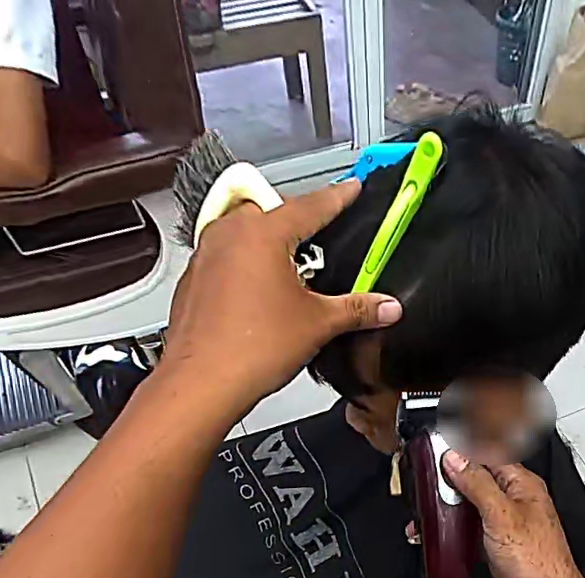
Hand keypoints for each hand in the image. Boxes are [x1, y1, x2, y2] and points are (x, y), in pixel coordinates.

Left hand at [160, 180, 401, 402]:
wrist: (204, 380)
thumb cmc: (250, 348)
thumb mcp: (319, 324)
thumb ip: (358, 309)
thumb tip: (387, 306)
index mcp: (262, 234)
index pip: (310, 205)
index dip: (338, 198)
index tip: (351, 189)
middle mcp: (229, 234)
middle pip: (274, 214)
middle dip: (301, 224)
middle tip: (324, 241)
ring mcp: (207, 254)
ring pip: (247, 234)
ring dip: (274, 246)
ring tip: (297, 276)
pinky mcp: (197, 278)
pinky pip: (229, 258)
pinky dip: (251, 268)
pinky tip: (267, 298)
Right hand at [440, 451, 584, 577]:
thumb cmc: (538, 562)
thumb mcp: (501, 515)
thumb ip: (477, 484)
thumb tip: (455, 460)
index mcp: (522, 484)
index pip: (487, 454)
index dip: (461, 451)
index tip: (436, 451)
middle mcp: (515, 499)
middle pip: (477, 477)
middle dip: (451, 479)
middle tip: (428, 483)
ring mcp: (506, 520)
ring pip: (472, 503)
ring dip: (449, 505)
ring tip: (428, 509)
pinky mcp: (498, 540)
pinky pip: (472, 526)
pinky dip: (454, 527)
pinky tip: (439, 531)